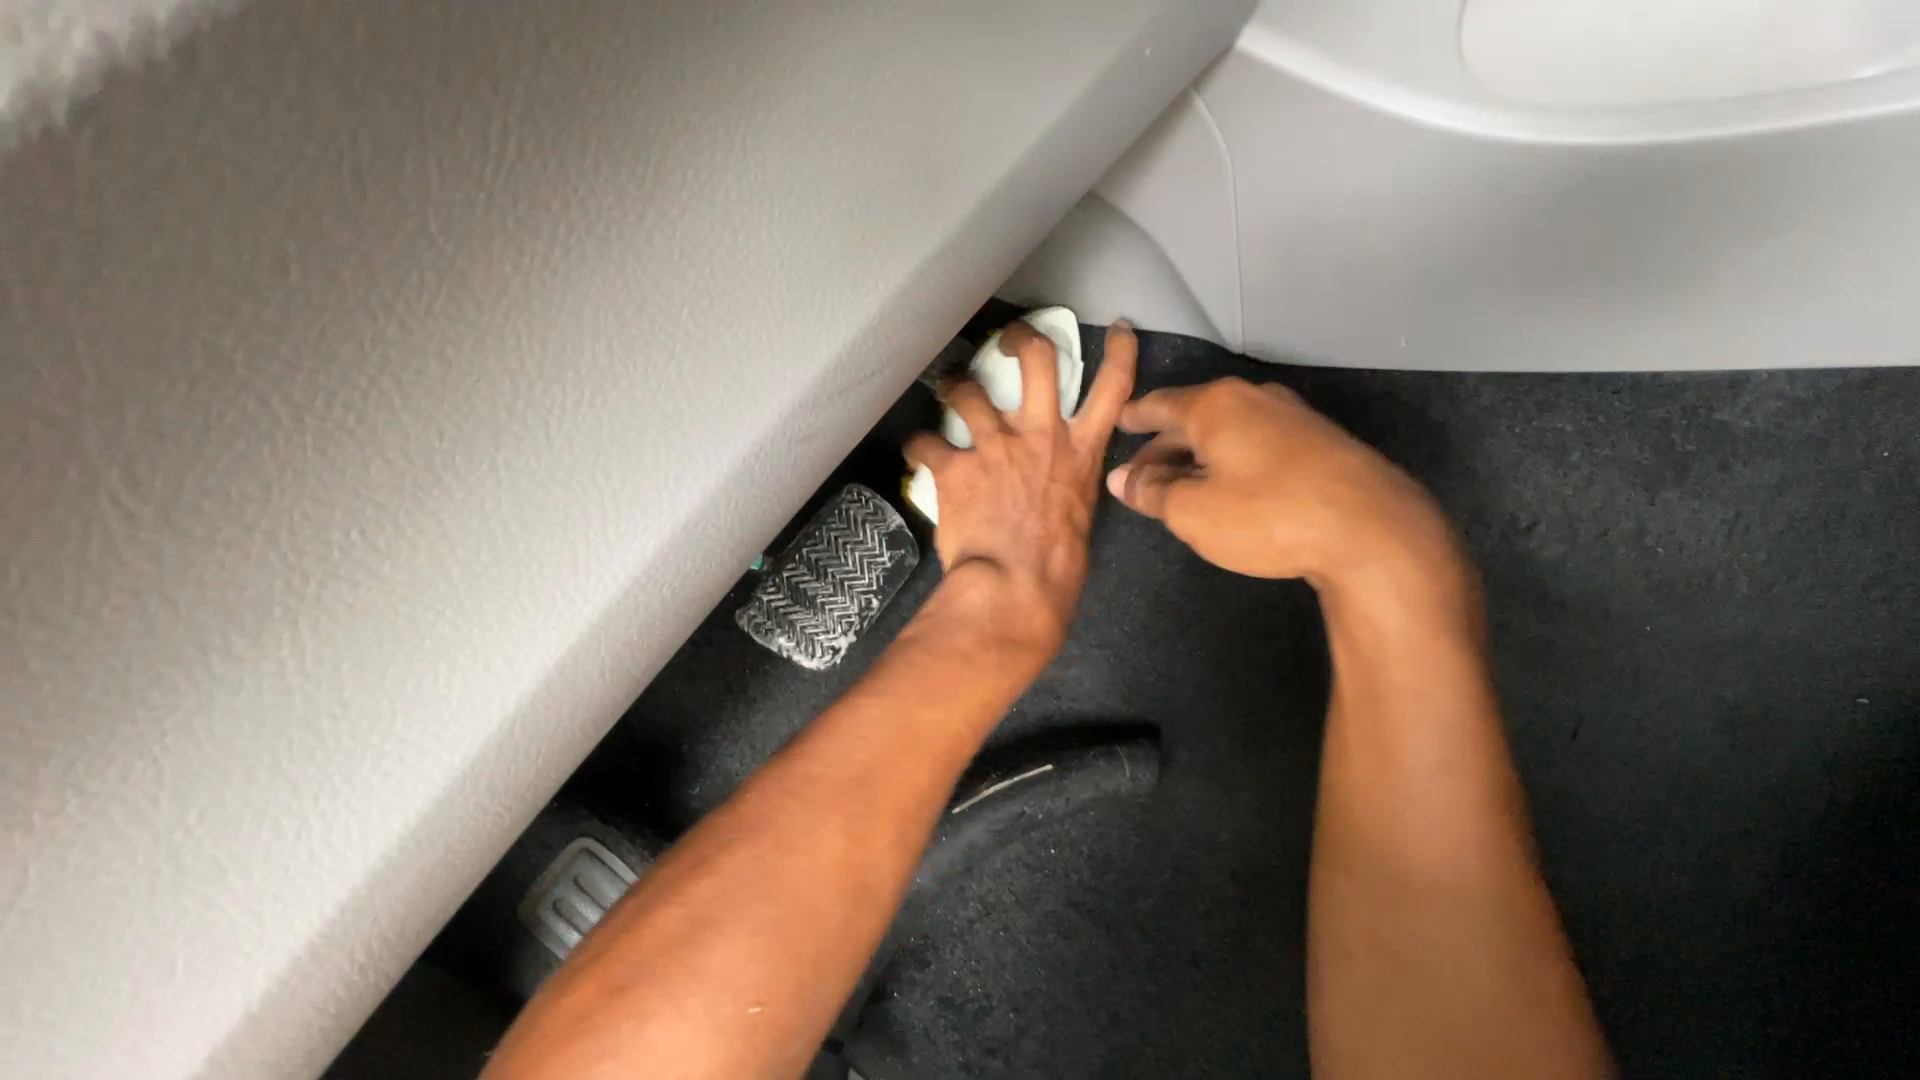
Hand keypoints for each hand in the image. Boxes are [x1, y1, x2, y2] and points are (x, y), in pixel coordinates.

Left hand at [905, 319, 1137, 652]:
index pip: (1114, 390)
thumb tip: (1052, 490)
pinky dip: (918, 446)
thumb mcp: (1077, 519)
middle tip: (1007, 339)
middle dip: (1021, 337)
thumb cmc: (1055, 568)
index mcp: (1079, 453)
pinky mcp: (956, 467)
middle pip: (1038, 359)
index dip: (1120, 352)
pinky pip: (926, 443)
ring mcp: (996, 446)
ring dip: (954, 384)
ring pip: (969, 390)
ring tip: (946, 387)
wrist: (1016, 588)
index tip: (1117, 330)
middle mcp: (1040, 436)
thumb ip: (1065, 488)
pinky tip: (917, 452)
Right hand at [1106, 377, 1455, 587]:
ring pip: (1227, 432)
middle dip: (1164, 446)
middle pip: (1194, 418)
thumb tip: (1123, 479)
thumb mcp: (1193, 513)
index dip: (1134, 417)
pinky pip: (1256, 444)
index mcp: (1215, 406)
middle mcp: (1253, 399)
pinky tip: (1229, 487)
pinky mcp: (1319, 442)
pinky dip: (1231, 461)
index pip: (1159, 404)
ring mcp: (1291, 417)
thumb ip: (1153, 493)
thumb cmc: (1268, 515)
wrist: (1372, 531)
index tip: (1118, 423)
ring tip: (1180, 486)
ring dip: (1198, 457)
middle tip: (1140, 474)